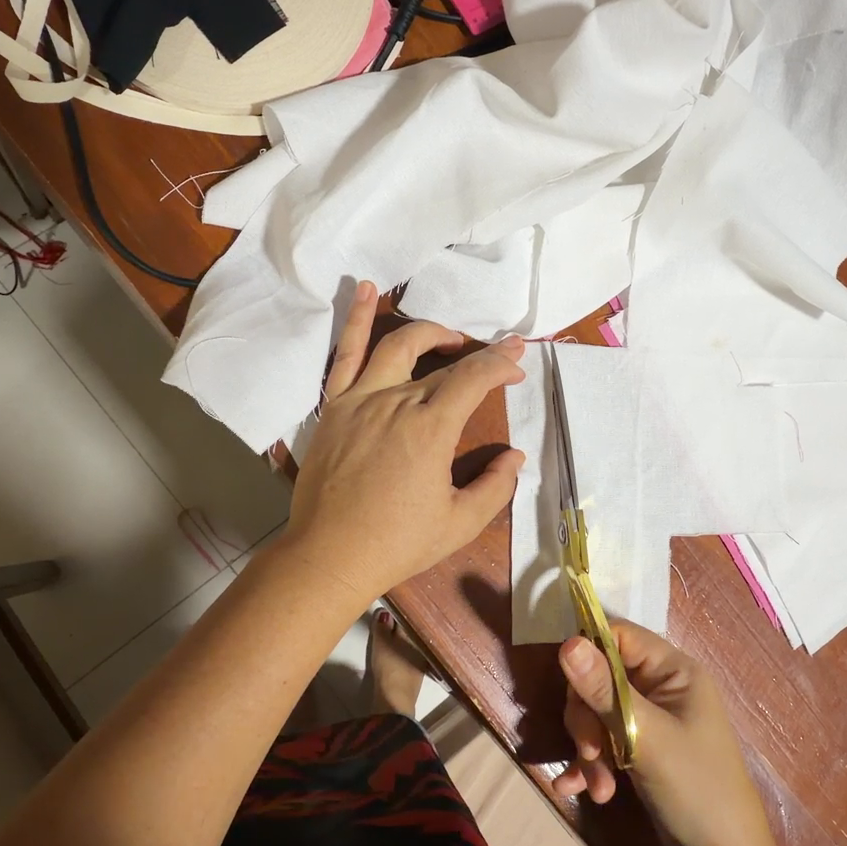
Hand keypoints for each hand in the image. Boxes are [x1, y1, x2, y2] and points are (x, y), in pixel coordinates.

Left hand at [280, 281, 527, 603]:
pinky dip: (355, 318)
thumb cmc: (397, 543)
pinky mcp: (333, 406)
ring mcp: (360, 398)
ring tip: (449, 336)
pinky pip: (345, 353)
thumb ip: (495, 486)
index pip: (473, 378)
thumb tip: (515, 456)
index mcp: (431, 428)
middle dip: (478, 354)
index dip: (500, 367)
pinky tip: (365, 290)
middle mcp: (396, 401)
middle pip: (443, 362)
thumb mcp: (460, 523)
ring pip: (397, 345)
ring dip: (429, 332)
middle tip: (498, 358)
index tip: (517, 369)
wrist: (329, 555)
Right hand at [553, 620, 774, 845]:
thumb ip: (604, 689)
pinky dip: (590, 762)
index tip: (571, 687)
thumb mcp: (645, 736)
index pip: (618, 636)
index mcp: (673, 670)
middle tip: (589, 751)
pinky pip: (602, 738)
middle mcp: (661, 686)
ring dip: (588, 748)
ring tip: (598, 786)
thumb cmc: (695, 787)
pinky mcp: (640, 746)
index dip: (588, 654)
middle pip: (599, 676)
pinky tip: (578, 787)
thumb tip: (567, 642)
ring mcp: (650, 717)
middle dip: (587, 718)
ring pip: (596, 711)